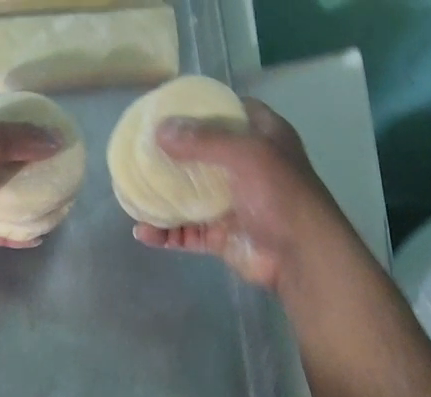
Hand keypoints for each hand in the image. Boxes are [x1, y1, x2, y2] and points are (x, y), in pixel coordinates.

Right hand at [133, 99, 330, 290]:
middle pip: (202, 155)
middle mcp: (246, 167)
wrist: (297, 253)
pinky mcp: (221, 236)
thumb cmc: (280, 195)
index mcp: (261, 137)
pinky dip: (165, 234)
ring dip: (163, 198)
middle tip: (140, 152)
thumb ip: (204, 141)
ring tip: (132, 194)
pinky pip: (187, 233)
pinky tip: (143, 232)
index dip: (200, 110)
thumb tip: (160, 131)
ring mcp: (232, 204)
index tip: (167, 110)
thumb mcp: (246, 155)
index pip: (229, 113)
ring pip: (190, 197)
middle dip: (172, 155)